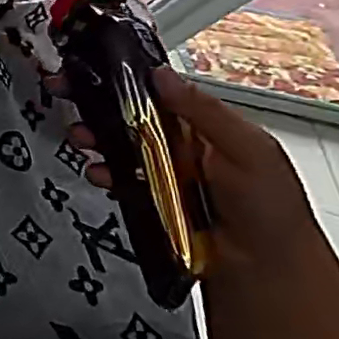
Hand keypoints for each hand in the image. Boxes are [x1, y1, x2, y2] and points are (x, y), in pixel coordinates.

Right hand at [68, 68, 320, 273]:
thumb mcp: (247, 148)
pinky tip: (100, 173)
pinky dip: (102, 172)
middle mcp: (177, 143)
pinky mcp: (147, 196)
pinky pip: (116, 177)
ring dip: (92, 135)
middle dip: (94, 102)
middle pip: (126, 114)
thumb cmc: (272, 208)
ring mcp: (160, 170)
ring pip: (115, 143)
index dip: (123, 78)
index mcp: (201, 124)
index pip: (155, 91)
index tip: (92, 68)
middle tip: (66, 91)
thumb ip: (204, 111)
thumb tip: (162, 74)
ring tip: (81, 137)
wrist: (265, 270)